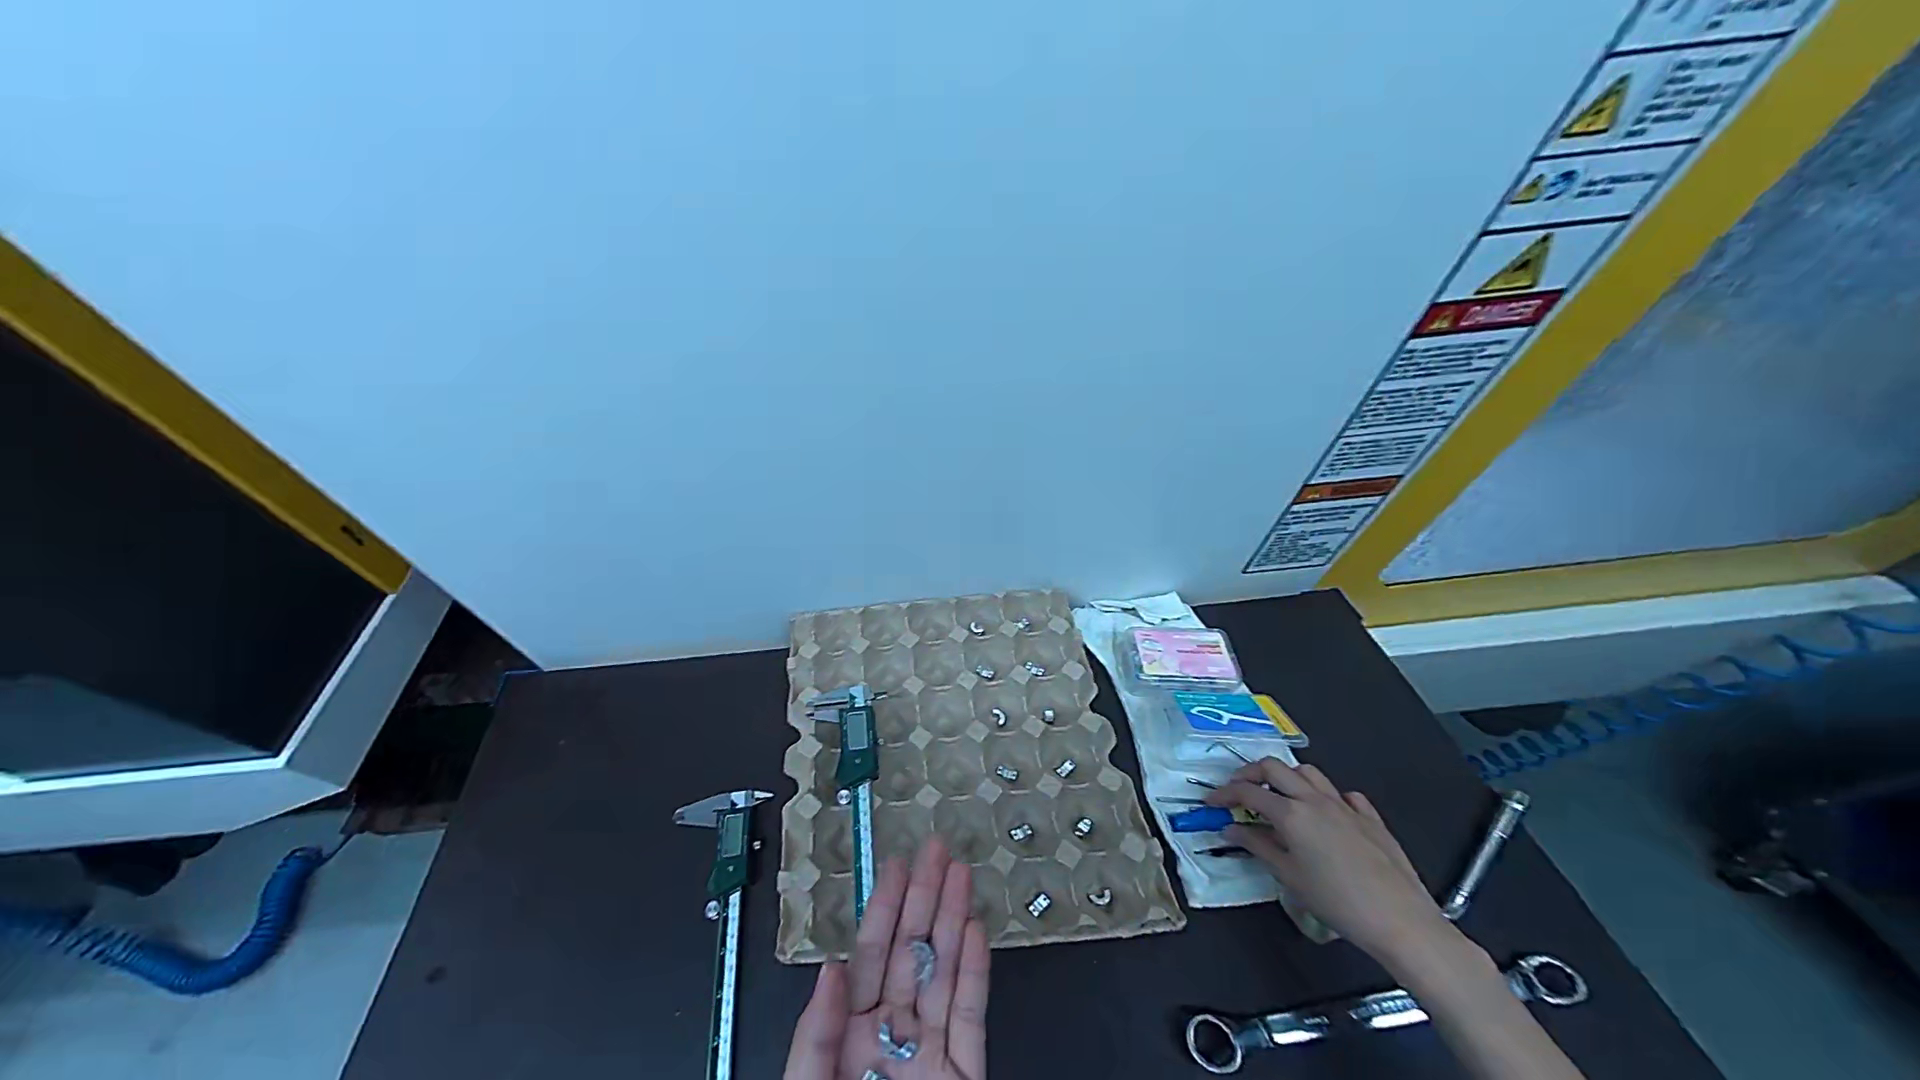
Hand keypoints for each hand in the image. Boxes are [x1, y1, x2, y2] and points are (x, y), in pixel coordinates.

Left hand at [783, 837, 989, 1079]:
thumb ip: (816, 1032)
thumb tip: (830, 970)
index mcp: (851, 1033)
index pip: (872, 954)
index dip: (885, 905)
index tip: (897, 866)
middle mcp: (893, 1036)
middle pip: (913, 951)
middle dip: (926, 896)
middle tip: (937, 852)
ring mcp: (930, 1053)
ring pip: (947, 973)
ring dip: (954, 919)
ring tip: (961, 875)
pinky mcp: (963, 1075)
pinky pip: (971, 1018)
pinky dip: (977, 974)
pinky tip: (975, 932)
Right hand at [1205, 758, 1450, 964]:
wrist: (1400, 920)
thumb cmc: (1337, 901)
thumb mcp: (1288, 876)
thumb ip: (1257, 846)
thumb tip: (1231, 829)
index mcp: (1291, 813)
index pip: (1248, 792)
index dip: (1225, 794)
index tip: (1211, 803)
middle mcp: (1315, 799)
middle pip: (1275, 767)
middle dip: (1250, 773)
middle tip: (1238, 791)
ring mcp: (1345, 805)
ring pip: (1309, 772)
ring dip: (1287, 777)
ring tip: (1278, 796)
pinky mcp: (1371, 818)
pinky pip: (1344, 794)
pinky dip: (1327, 796)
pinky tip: (1326, 813)